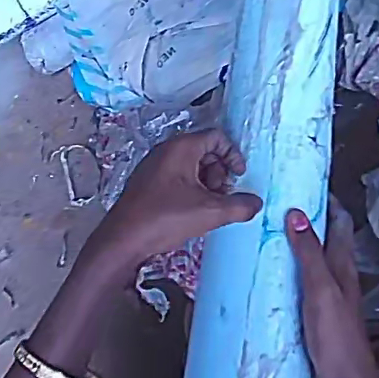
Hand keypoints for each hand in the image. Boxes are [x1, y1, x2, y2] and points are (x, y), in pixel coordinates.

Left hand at [86, 131, 262, 268]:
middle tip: (222, 195)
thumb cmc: (165, 218)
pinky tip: (191, 212)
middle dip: (220, 172)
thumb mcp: (210, 212)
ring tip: (208, 207)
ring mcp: (153, 166)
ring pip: (191, 165)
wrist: (122, 240)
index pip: (217, 137)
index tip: (238, 177)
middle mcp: (166, 151)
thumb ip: (239, 206)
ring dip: (206, 183)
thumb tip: (256, 204)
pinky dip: (190, 189)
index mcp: (181, 148)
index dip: (233, 155)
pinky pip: (176, 177)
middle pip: (205, 150)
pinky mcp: (146, 183)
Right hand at [285, 203, 378, 377]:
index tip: (307, 182)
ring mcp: (329, 296)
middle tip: (278, 204)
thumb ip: (309, 253)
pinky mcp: (318, 313)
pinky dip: (290, 270)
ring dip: (298, 244)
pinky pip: (303, 282)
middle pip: (327, 238)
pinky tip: (272, 275)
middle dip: (309, 218)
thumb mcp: (320, 289)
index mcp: (343, 266)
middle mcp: (339, 276)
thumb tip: (296, 212)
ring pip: (314, 260)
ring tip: (270, 233)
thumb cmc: (336, 336)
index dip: (329, 201)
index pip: (340, 223)